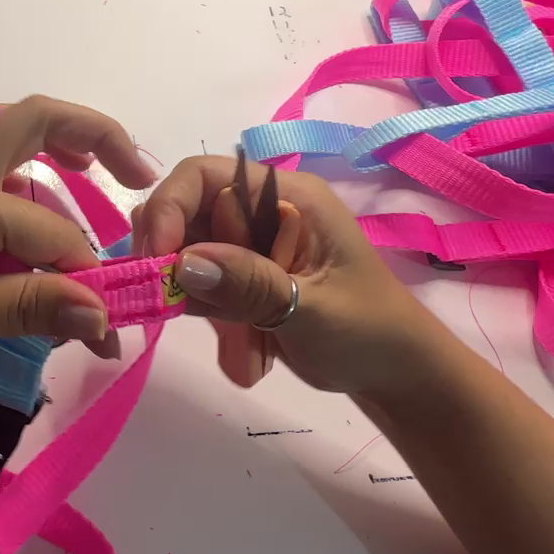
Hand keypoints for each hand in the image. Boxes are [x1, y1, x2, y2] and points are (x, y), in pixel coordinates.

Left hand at [0, 97, 157, 379]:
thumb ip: (20, 308)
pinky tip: (37, 194)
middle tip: (140, 176)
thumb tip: (100, 314)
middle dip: (95, 137)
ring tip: (99, 175)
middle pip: (33, 120)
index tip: (110, 333)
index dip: (87, 283)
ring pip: (7, 131)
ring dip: (58, 140)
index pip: (51, 236)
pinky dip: (23, 162)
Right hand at [134, 155, 459, 396]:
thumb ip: (249, 283)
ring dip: (190, 299)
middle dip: (173, 261)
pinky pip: (195, 286)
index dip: (169, 209)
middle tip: (172, 305)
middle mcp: (257, 212)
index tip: (157, 260)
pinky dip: (203, 317)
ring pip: (182, 254)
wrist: (396, 376)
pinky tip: (243, 352)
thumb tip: (182, 263)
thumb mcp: (313, 309)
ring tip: (238, 344)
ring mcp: (244, 246)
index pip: (202, 177)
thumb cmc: (369, 333)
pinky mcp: (235, 278)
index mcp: (284, 197)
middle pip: (182, 213)